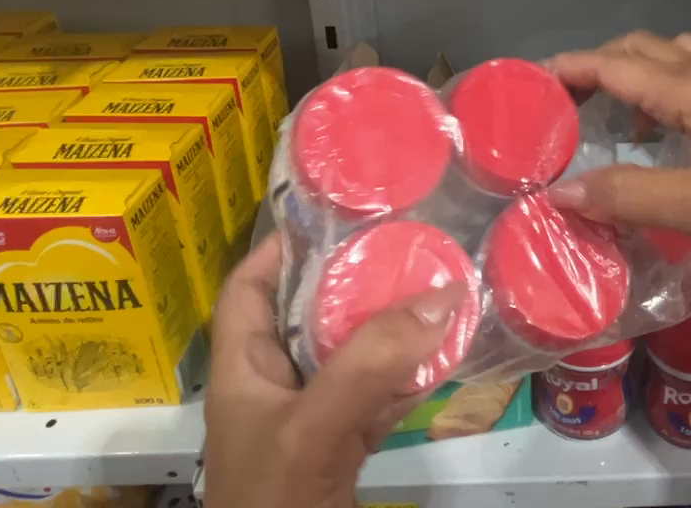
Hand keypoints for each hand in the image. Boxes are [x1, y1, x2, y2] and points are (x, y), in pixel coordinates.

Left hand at [204, 234, 466, 507]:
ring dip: (392, 321)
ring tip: (432, 277)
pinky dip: (411, 369)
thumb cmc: (274, 503)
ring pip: (353, 349)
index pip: (249, 287)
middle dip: (355, 275)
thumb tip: (441, 294)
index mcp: (244, 367)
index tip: (332, 212)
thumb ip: (370, 362)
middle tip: (403, 238)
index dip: (281, 245)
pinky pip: (380, 390)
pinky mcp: (344, 442)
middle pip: (312, 310)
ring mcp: (312, 414)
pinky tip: (446, 347)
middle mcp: (276, 382)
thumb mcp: (313, 428)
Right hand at [546, 31, 690, 265]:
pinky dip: (683, 81)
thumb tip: (561, 191)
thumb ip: (631, 196)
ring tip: (621, 110)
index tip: (532, 81)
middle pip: (643, 49)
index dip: (570, 67)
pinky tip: (690, 111)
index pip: (614, 64)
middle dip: (599, 63)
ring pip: (678, 57)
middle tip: (568, 101)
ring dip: (640, 70)